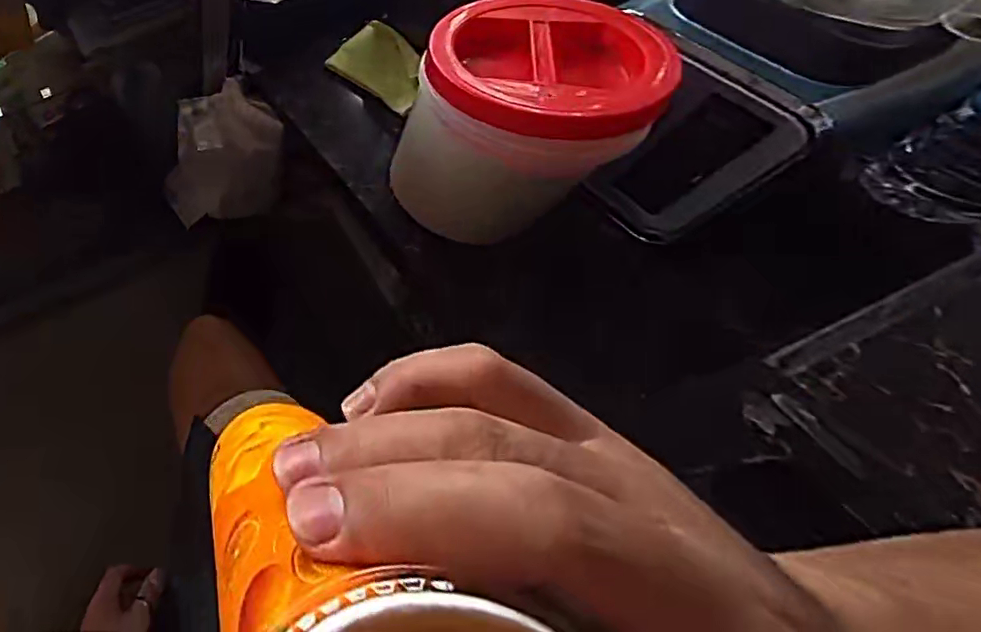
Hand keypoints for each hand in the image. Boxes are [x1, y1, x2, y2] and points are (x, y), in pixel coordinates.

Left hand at [80, 566, 163, 631]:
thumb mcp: (139, 617)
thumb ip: (148, 595)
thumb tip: (158, 574)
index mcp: (103, 596)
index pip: (116, 571)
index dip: (134, 569)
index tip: (149, 573)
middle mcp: (95, 606)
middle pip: (113, 589)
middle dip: (132, 588)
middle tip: (149, 591)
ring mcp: (92, 624)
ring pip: (112, 607)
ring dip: (128, 606)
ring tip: (145, 611)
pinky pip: (110, 621)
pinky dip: (123, 620)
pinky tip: (133, 628)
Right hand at [270, 345, 841, 631]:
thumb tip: (405, 623)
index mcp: (693, 597)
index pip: (546, 521)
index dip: (424, 515)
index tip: (322, 541)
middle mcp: (651, 503)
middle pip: (493, 445)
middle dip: (376, 469)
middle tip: (288, 501)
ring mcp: (612, 447)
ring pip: (482, 393)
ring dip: (379, 421)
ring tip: (303, 456)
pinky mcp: (581, 424)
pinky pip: (491, 373)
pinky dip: (414, 380)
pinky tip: (361, 407)